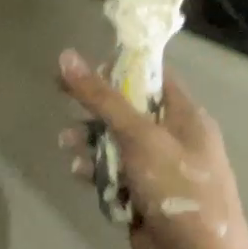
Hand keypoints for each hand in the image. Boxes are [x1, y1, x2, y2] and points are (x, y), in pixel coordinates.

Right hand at [58, 50, 247, 248]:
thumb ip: (102, 97)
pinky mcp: (143, 194)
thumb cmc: (179, 191)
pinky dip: (94, 168)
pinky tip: (80, 173)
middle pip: (125, 107)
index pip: (152, 76)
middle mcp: (174, 139)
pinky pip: (112, 170)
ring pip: (114, 139)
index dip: (118, 65)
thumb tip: (65, 54)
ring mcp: (159, 169)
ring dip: (87, 139)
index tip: (82, 63)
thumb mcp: (140, 137)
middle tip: (60, 93)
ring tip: (67, 145)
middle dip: (92, 105)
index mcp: (187, 119)